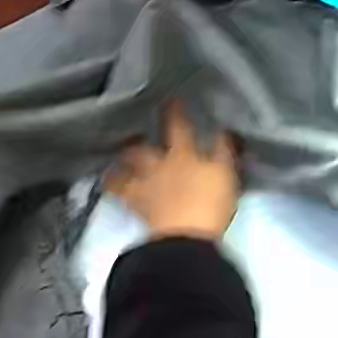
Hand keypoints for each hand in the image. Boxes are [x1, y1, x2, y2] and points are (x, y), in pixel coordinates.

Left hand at [106, 101, 240, 241]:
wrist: (185, 238)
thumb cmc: (211, 203)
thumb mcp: (226, 172)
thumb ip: (224, 149)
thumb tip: (223, 129)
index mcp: (182, 154)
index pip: (178, 125)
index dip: (175, 110)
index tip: (171, 98)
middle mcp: (157, 165)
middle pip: (140, 147)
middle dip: (136, 139)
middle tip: (133, 134)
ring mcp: (142, 187)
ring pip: (122, 170)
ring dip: (118, 165)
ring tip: (114, 163)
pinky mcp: (134, 207)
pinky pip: (119, 194)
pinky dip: (114, 188)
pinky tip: (111, 187)